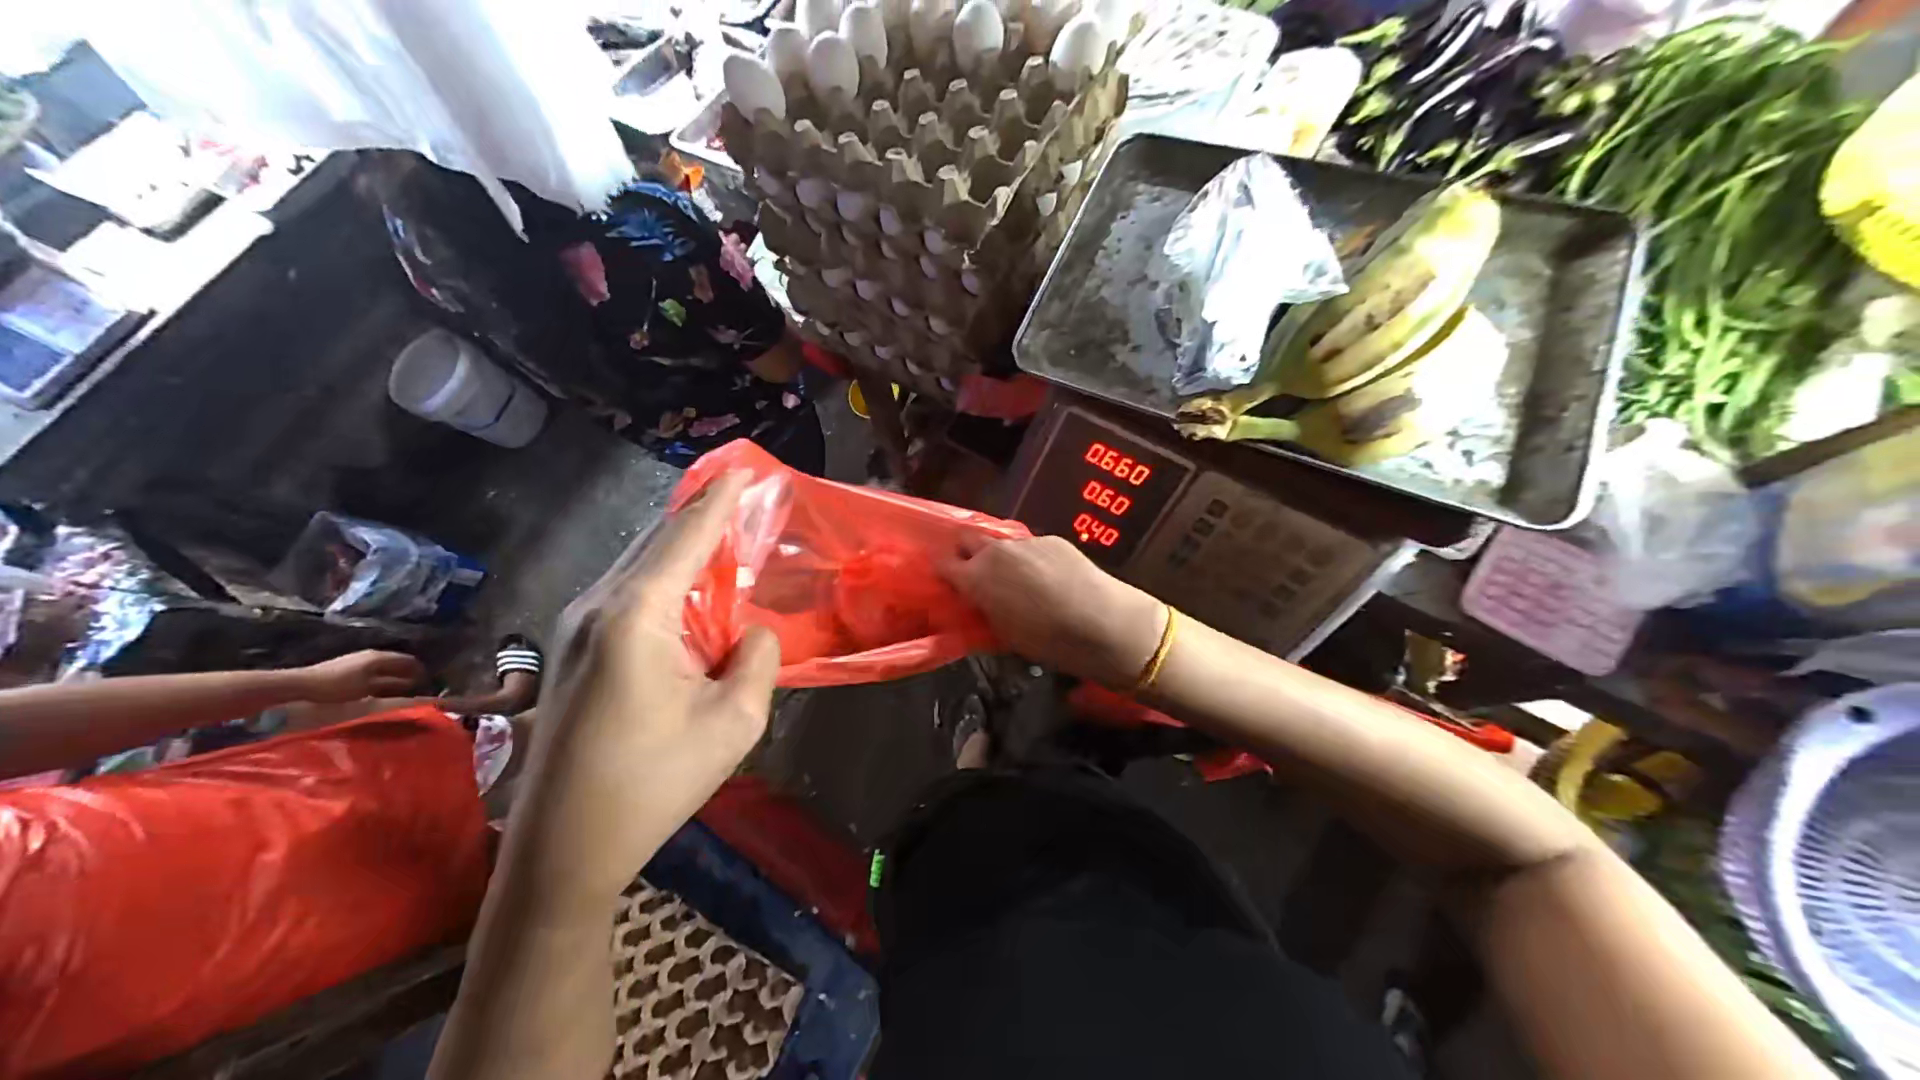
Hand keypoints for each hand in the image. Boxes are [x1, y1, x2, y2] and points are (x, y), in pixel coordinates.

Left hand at [298, 650, 427, 702]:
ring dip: (396, 673)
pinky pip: (376, 668)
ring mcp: (360, 659)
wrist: (303, 683)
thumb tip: (413, 681)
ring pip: (386, 664)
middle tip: (418, 684)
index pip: (408, 660)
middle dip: (409, 671)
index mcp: (380, 657)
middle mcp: (373, 654)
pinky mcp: (350, 665)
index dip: (420, 670)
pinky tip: (383, 684)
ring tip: (403, 686)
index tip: (428, 681)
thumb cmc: (339, 685)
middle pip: (398, 661)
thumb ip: (392, 682)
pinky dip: (384, 675)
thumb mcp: (368, 687)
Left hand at [513, 470, 780, 908]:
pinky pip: (627, 592)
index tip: (745, 466)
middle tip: (740, 491)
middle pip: (657, 540)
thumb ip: (756, 660)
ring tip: (723, 530)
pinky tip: (687, 583)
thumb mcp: (734, 723)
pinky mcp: (573, 650)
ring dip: (681, 545)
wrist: (563, 847)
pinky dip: (663, 576)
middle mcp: (598, 605)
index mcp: (636, 614)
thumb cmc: (653, 783)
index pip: (686, 535)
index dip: (720, 499)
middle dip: (700, 513)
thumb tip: (750, 632)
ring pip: (639, 564)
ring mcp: (576, 627)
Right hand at [940, 536, 1166, 688]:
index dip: (943, 572)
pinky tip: (1048, 577)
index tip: (948, 581)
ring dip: (1001, 556)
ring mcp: (1025, 542)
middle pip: (967, 539)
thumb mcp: (1003, 634)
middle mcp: (994, 552)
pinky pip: (1031, 546)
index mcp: (975, 577)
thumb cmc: (1046, 639)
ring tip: (1016, 578)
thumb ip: (984, 611)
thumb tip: (980, 603)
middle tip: (975, 573)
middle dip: (966, 552)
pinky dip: (1032, 559)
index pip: (943, 563)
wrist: (1100, 620)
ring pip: (1001, 542)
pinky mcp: (1052, 539)